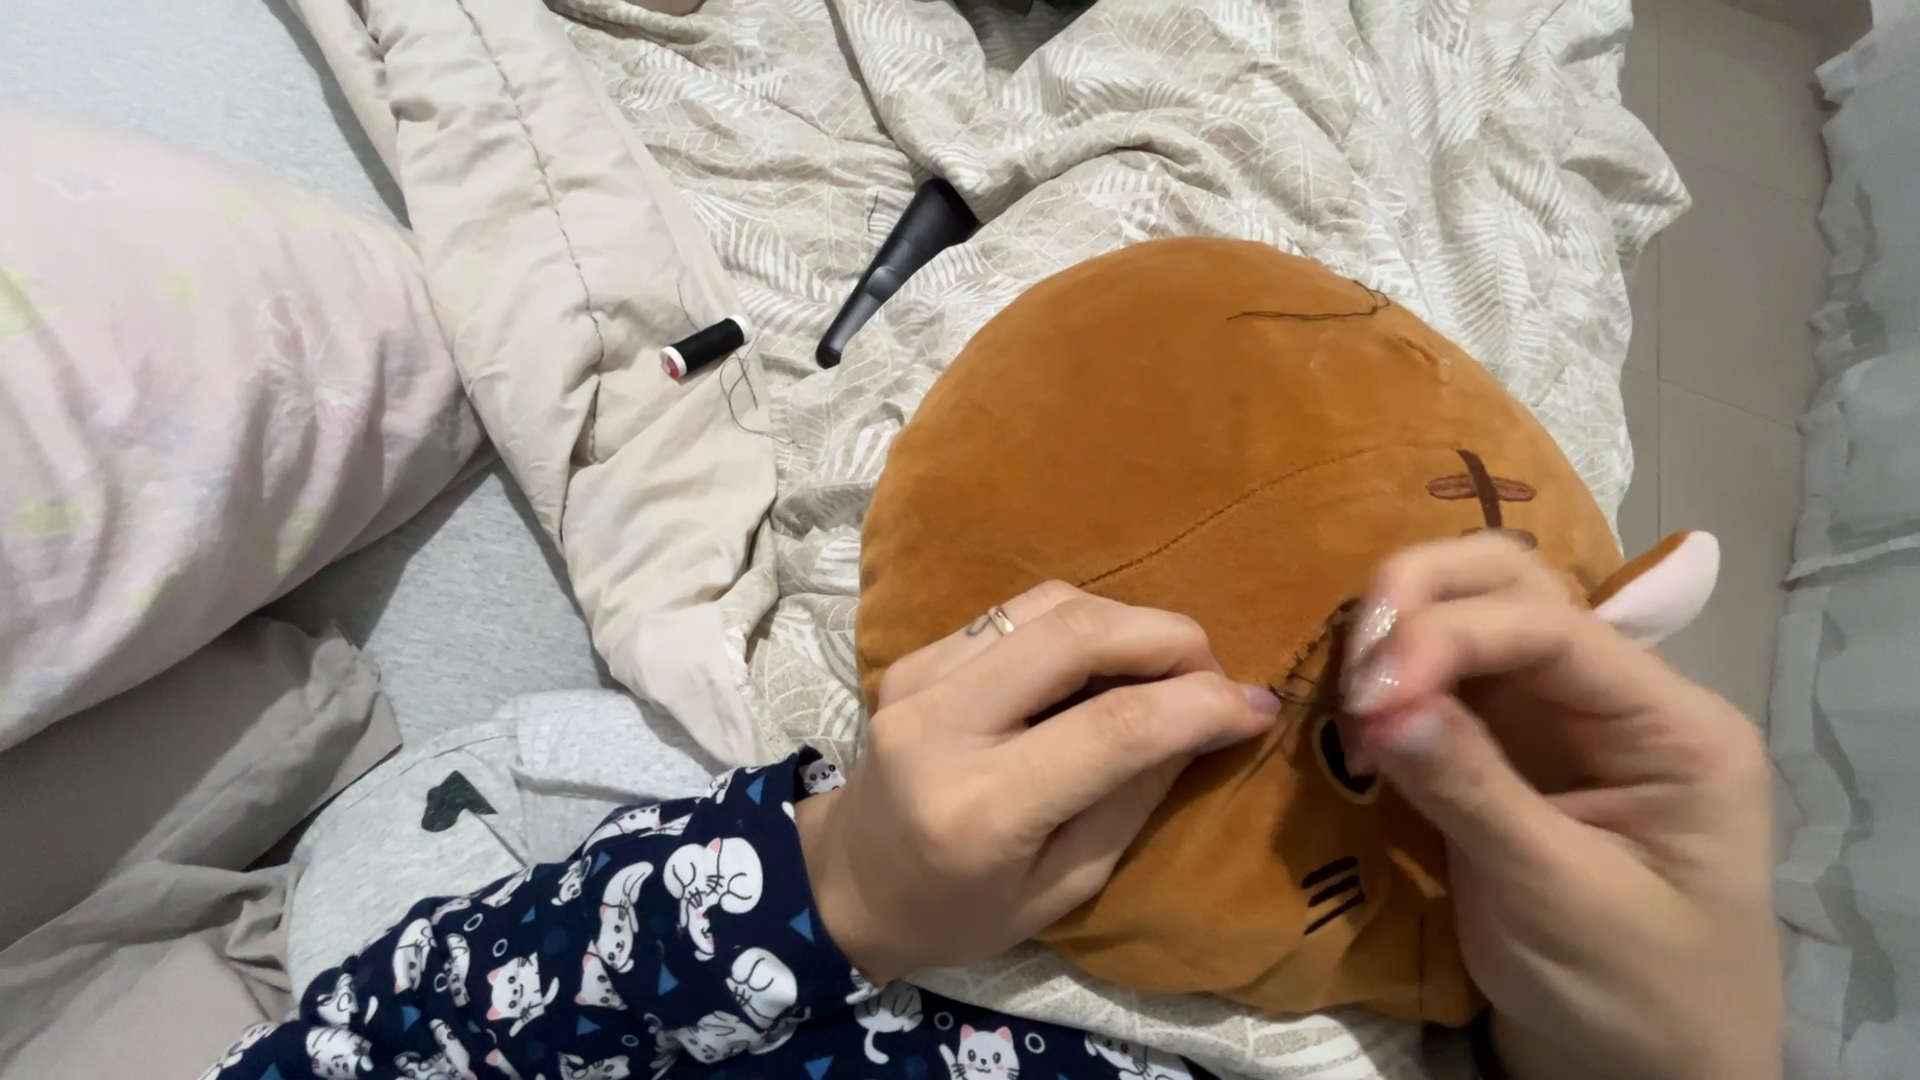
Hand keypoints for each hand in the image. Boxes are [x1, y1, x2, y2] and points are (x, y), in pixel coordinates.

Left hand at [795, 581, 1280, 982]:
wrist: (849, 877)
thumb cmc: (959, 910)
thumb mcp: (1062, 888)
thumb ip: (1130, 799)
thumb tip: (1200, 718)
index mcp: (980, 807)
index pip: (1111, 729)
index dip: (1199, 705)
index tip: (1256, 705)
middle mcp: (940, 725)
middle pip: (1075, 635)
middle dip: (1167, 637)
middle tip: (1210, 671)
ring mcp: (918, 678)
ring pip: (1046, 604)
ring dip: (1124, 620)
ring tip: (1160, 664)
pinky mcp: (913, 657)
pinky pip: (1012, 611)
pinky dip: (1073, 622)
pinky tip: (1095, 660)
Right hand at [1338, 537, 1778, 1079]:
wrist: (1628, 1055)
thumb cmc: (1629, 987)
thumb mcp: (1558, 896)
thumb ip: (1472, 790)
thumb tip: (1380, 705)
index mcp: (1667, 723)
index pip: (1548, 627)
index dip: (1446, 639)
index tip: (1368, 698)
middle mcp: (1604, 688)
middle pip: (1505, 577)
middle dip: (1415, 597)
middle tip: (1354, 663)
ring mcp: (1540, 702)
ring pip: (1457, 601)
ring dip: (1389, 624)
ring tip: (1349, 688)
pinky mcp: (1486, 726)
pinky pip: (1424, 662)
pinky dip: (1377, 663)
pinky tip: (1351, 703)